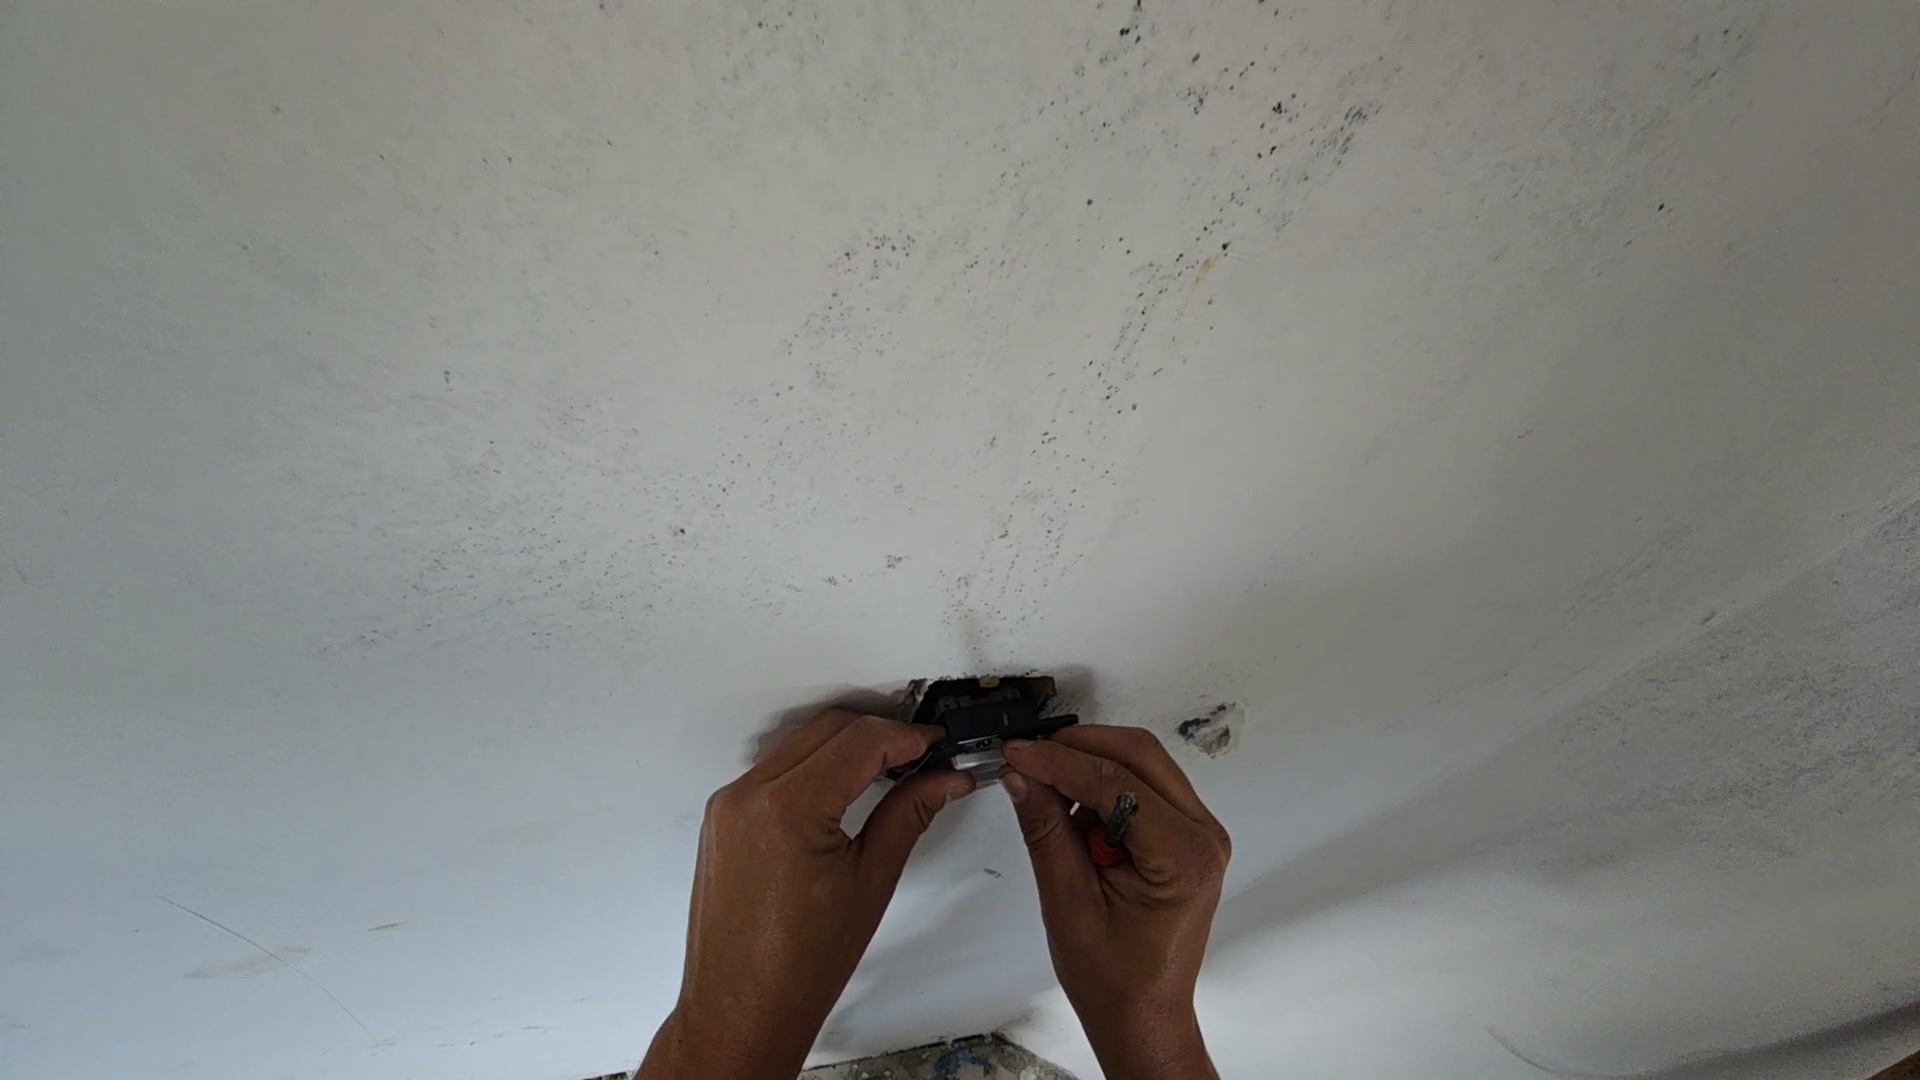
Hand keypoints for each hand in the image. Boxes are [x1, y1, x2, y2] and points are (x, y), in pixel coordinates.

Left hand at [638, 710, 974, 1079]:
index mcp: (788, 812)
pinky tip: (843, 783)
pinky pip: (776, 765)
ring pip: (801, 741)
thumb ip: (910, 814)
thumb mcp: (871, 881)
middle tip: (920, 753)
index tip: (933, 743)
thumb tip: (942, 780)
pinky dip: (815, 762)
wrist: (740, 1014)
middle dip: (880, 732)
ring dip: (846, 743)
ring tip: (888, 766)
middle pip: (829, 728)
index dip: (905, 736)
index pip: (859, 741)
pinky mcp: (723, 815)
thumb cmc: (797, 968)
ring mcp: (730, 804)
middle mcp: (749, 797)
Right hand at [1002, 727, 1229, 1079]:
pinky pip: (1141, 782)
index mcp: (1184, 857)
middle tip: (1029, 758)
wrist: (1144, 1014)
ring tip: (1048, 794)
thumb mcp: (1068, 902)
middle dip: (1078, 747)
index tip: (1018, 753)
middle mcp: (1202, 835)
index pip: (1116, 781)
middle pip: (1138, 753)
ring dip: (1089, 764)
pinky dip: (1101, 784)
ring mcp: (1197, 830)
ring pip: (1140, 761)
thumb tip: (1021, 774)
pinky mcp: (1182, 831)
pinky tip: (1073, 811)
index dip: (1060, 760)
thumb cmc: (1115, 978)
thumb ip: (1045, 829)